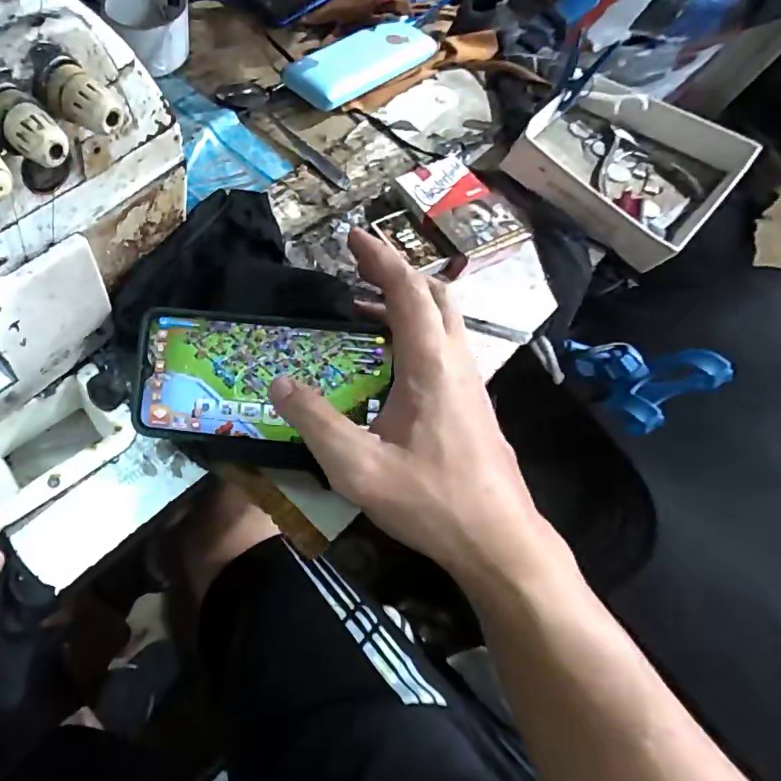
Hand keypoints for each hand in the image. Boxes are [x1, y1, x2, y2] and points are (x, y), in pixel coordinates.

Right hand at [269, 228, 566, 600]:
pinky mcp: (473, 406)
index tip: (352, 236)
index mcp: (431, 367)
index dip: (379, 259)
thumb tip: (280, 382)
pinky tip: (388, 362)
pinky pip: (445, 347)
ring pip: (445, 322)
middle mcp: (457, 365)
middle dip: (395, 272)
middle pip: (434, 296)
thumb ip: (314, 421)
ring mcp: (471, 386)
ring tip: (362, 309)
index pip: (407, 293)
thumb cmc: (430, 502)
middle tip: (356, 267)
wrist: (501, 544)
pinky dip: (414, 332)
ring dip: (406, 302)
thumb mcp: (357, 467)